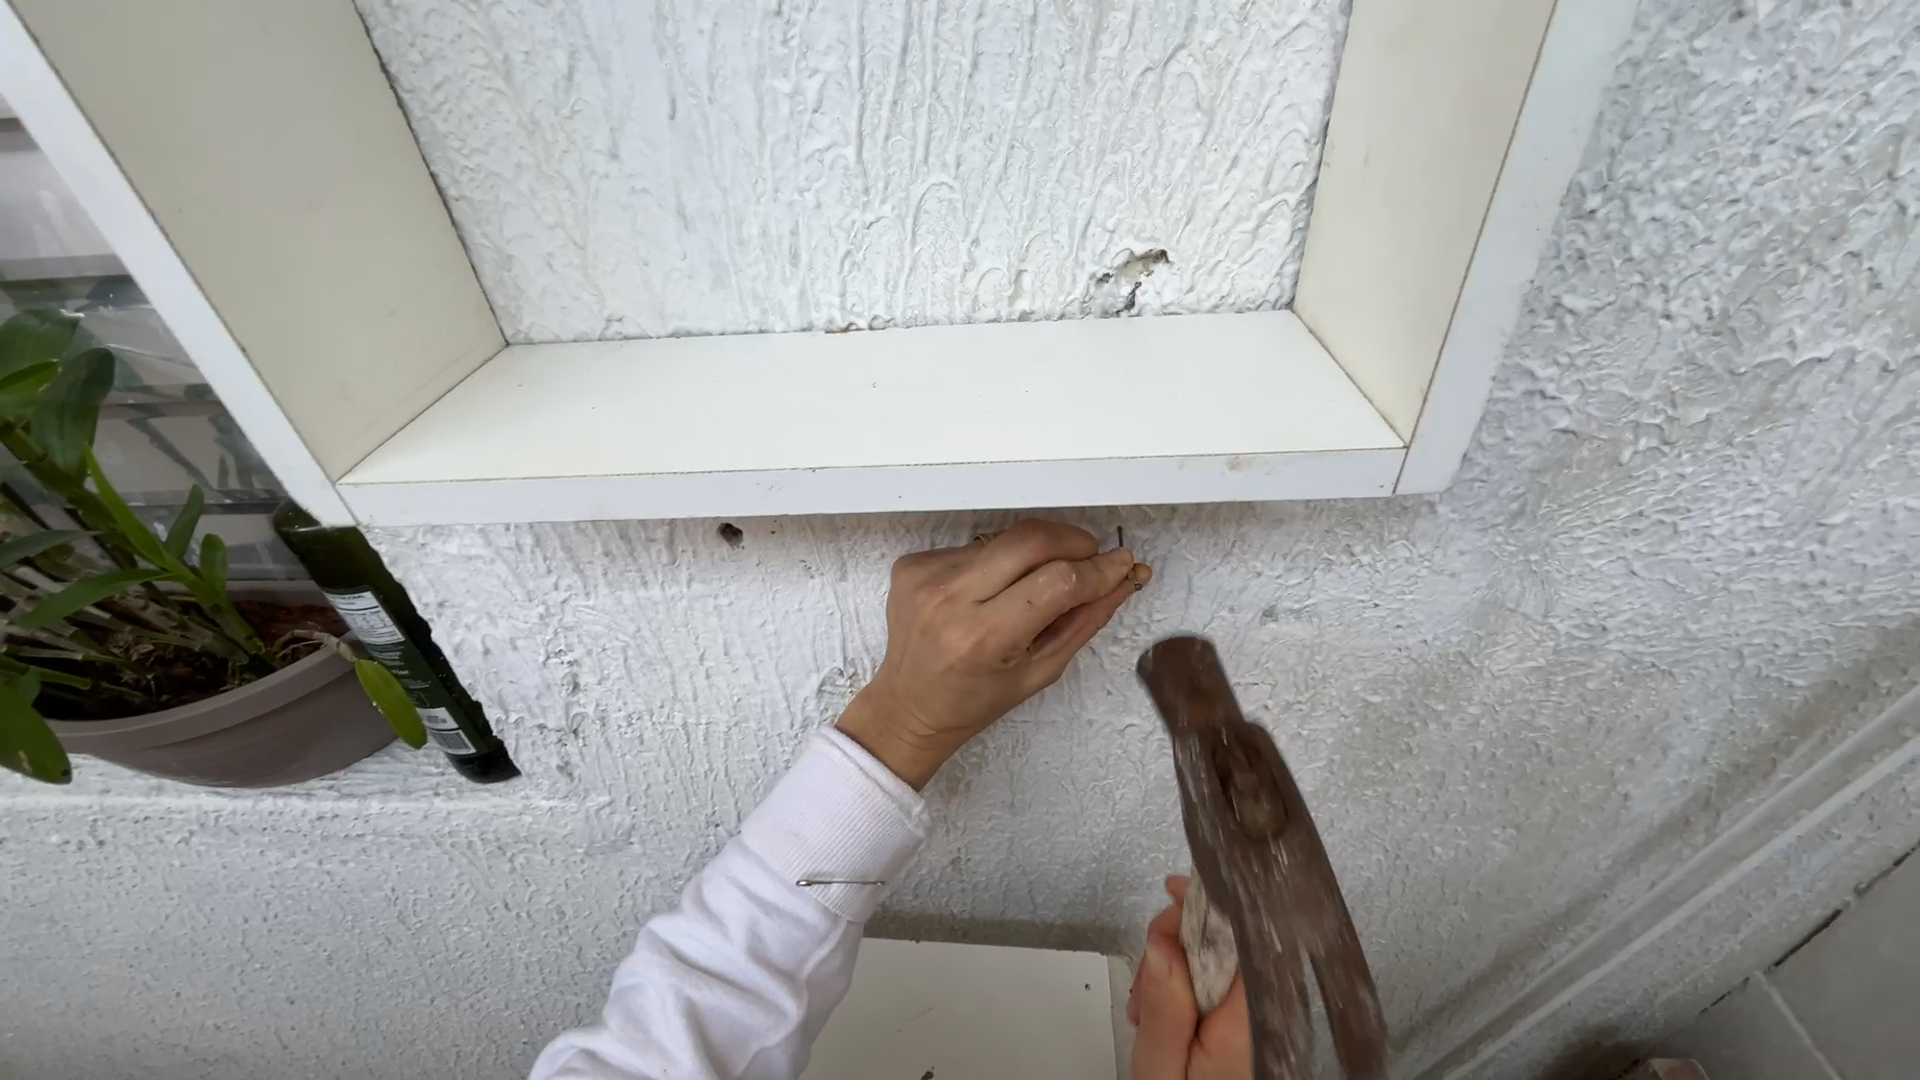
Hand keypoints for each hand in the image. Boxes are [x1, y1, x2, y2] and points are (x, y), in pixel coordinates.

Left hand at [835, 519, 1149, 788]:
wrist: (907, 706)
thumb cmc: (972, 700)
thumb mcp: (1040, 671)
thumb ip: (1084, 621)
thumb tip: (1121, 579)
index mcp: (981, 639)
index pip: (1058, 581)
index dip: (1099, 569)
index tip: (1119, 564)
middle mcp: (949, 600)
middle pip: (1031, 539)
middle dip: (1073, 541)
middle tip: (1089, 558)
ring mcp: (927, 576)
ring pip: (1004, 539)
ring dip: (1033, 554)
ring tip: (1030, 588)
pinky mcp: (913, 562)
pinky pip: (975, 545)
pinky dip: (997, 561)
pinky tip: (990, 591)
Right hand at [1129, 876, 1252, 1079]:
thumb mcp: (1161, 1070)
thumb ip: (1166, 1006)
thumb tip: (1164, 940)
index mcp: (1249, 1025)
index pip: (1247, 939)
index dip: (1210, 905)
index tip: (1172, 890)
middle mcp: (1264, 1020)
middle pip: (1229, 943)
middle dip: (1179, 935)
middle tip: (1144, 958)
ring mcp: (1257, 1027)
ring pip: (1219, 962)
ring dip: (1174, 962)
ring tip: (1144, 999)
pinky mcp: (1246, 1035)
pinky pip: (1217, 988)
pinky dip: (1183, 984)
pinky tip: (1159, 1005)